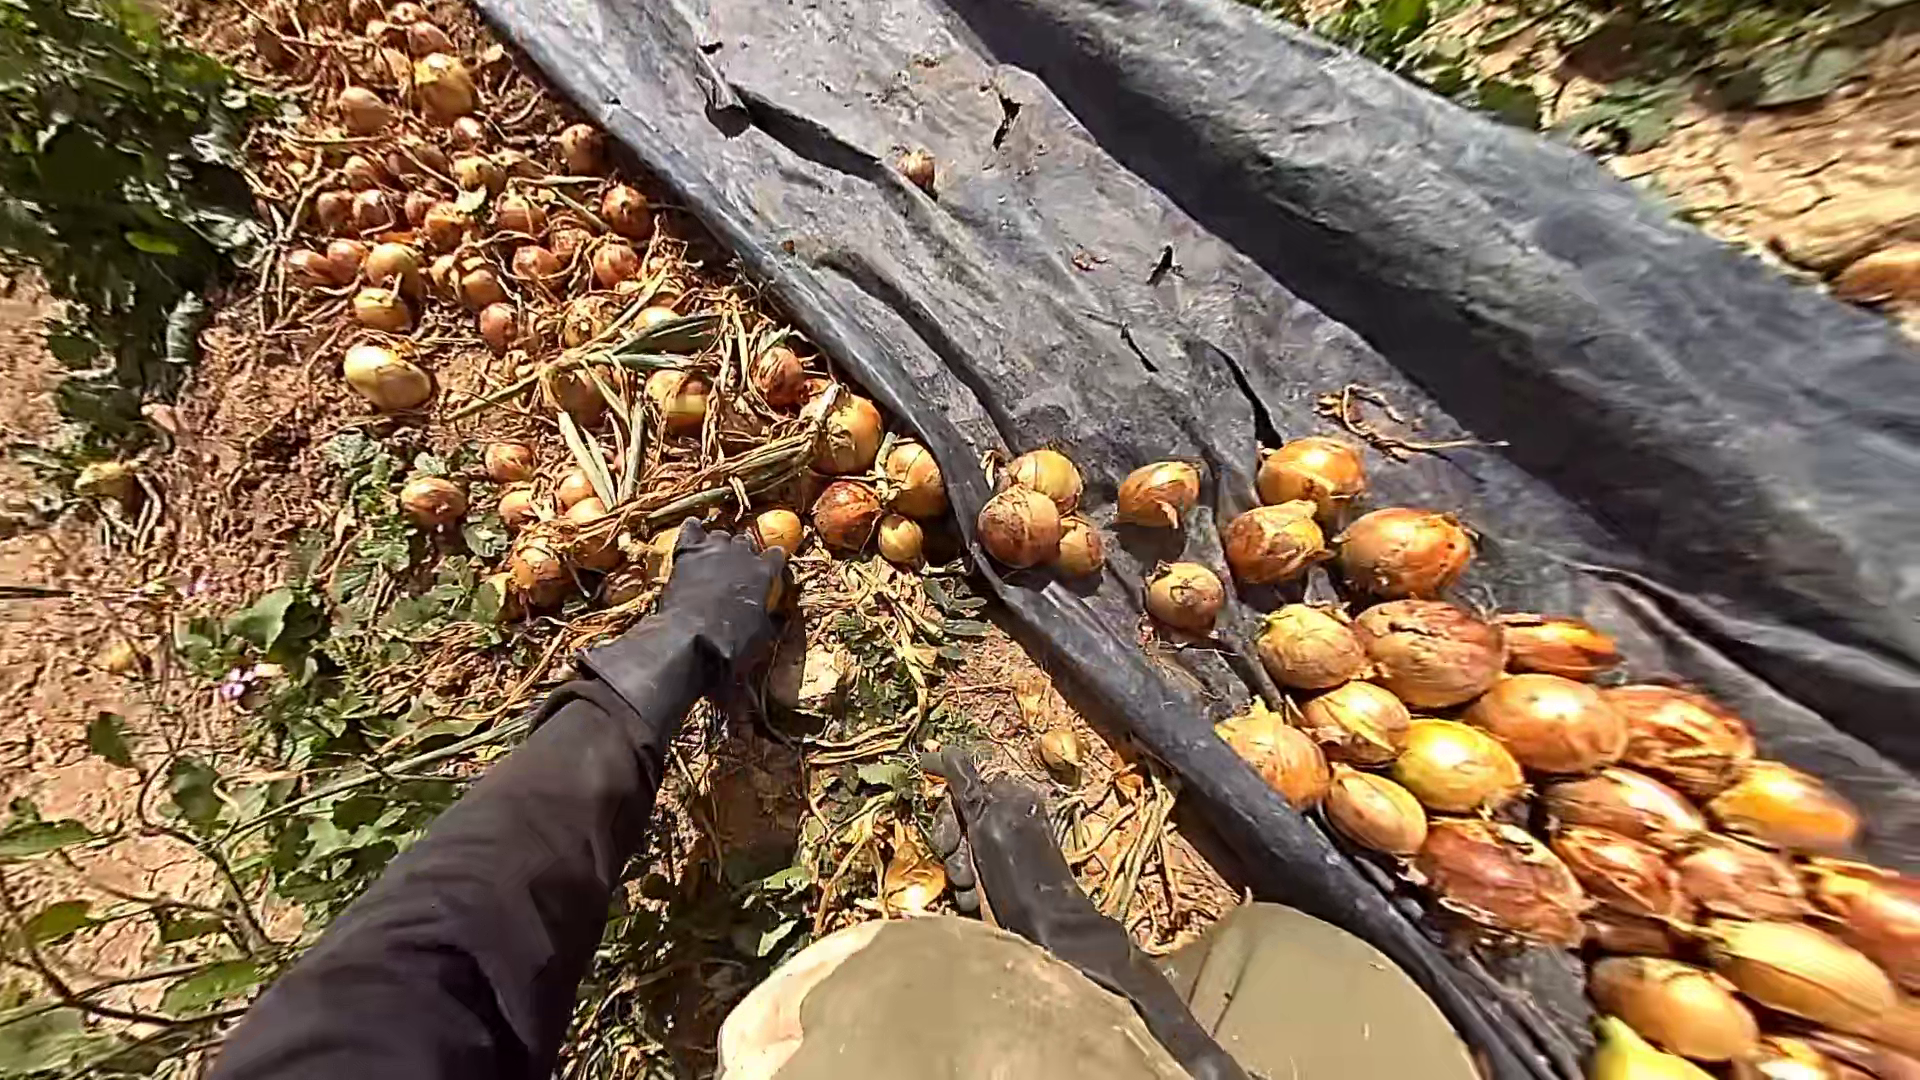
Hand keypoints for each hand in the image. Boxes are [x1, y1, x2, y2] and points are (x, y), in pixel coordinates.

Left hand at [656, 519, 784, 670]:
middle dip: (743, 550)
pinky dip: (693, 530)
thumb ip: (771, 617)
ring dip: (720, 543)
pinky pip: (691, 530)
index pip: (775, 555)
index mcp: (764, 572)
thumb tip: (780, 616)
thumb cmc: (734, 639)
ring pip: (720, 535)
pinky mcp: (688, 553)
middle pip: (745, 542)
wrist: (694, 635)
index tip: (772, 562)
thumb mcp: (763, 632)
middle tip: (737, 564)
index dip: (773, 559)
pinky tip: (694, 530)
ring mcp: (714, 550)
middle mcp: (742, 555)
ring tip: (715, 553)